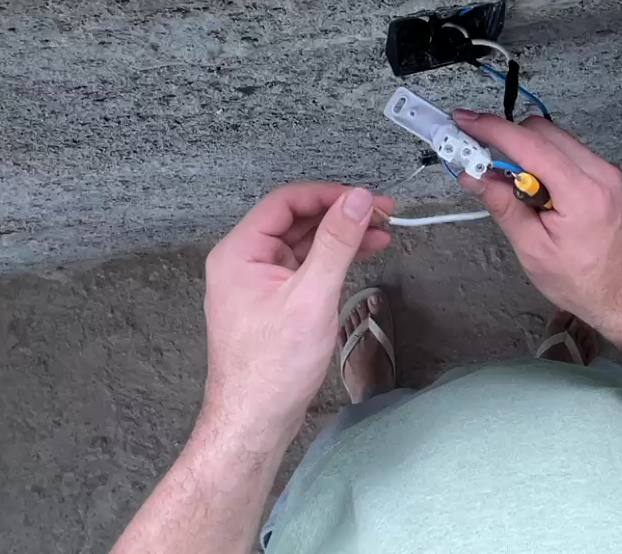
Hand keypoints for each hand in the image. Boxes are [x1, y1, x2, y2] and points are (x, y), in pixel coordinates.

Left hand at [199, 183, 393, 447]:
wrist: (254, 426)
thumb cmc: (273, 368)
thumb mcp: (312, 297)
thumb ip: (336, 242)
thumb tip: (357, 199)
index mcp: (240, 252)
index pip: (286, 202)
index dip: (328, 195)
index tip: (364, 199)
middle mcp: (244, 260)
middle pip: (297, 219)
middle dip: (340, 214)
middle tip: (381, 213)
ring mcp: (257, 280)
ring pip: (304, 241)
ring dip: (341, 235)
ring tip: (380, 232)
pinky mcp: (273, 298)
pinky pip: (304, 264)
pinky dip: (333, 257)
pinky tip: (360, 254)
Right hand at [454, 112, 621, 334]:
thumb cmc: (586, 283)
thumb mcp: (534, 251)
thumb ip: (503, 207)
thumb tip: (473, 177)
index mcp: (582, 192)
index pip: (529, 145)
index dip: (492, 129)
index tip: (464, 121)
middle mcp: (599, 172)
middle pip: (541, 132)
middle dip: (506, 139)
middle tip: (478, 159)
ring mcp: (606, 171)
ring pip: (554, 139)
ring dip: (524, 152)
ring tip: (509, 185)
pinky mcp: (606, 176)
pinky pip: (566, 152)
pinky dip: (543, 161)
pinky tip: (534, 190)